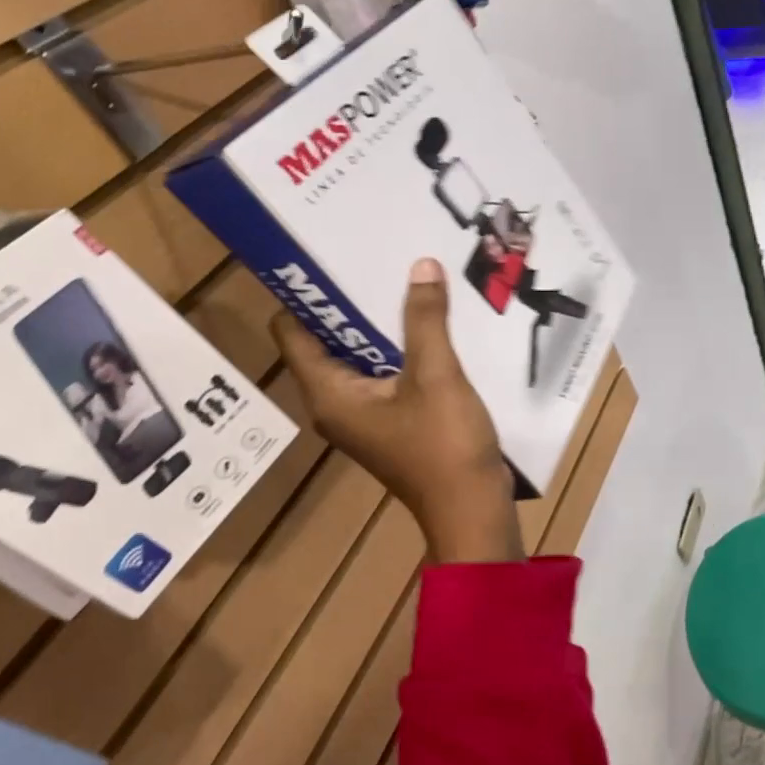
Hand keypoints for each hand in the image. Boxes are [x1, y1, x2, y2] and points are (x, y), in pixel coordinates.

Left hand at [272, 258, 520, 564]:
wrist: (471, 508)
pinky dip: (403, 350)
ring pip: (363, 358)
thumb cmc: (443, 444)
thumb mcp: (436, 374)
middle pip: (328, 342)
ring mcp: (367, 416)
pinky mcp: (395, 423)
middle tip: (378, 259)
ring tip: (411, 283)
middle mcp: (337, 404)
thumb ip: (425, 319)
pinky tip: (435, 326)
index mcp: (329, 394)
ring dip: (383, 326)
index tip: (331, 256)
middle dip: (352, 304)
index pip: (293, 333)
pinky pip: (388, 375)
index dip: (306, 296)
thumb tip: (420, 265)